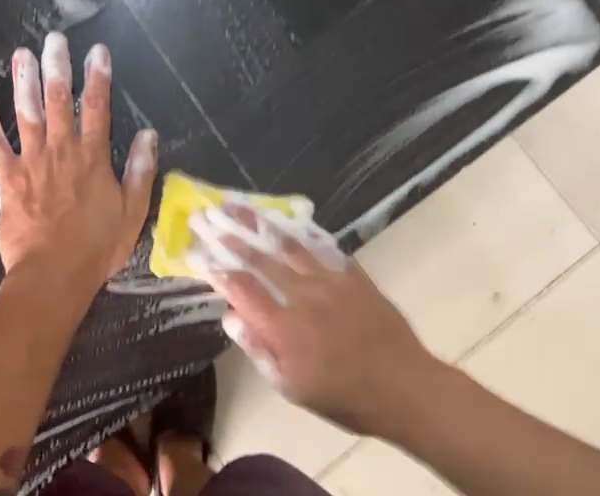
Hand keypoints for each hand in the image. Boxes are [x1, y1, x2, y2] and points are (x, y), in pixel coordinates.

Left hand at [0, 33, 157, 296]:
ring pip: (27, 114)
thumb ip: (141, 171)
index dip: (98, 76)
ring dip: (24, 82)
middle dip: (57, 66)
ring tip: (21, 55)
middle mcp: (62, 150)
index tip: (97, 50)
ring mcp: (33, 162)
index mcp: (93, 157)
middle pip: (59, 100)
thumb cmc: (97, 247)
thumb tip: (149, 134)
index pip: (98, 107)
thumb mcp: (133, 212)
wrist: (54, 276)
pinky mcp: (9, 179)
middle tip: (54, 38)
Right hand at [192, 205, 434, 436]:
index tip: (194, 248)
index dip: (215, 266)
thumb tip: (229, 316)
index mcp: (284, 326)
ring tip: (235, 203)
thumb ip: (259, 349)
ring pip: (286, 243)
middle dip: (227, 233)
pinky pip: (319, 243)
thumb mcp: (293, 388)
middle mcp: (302, 294)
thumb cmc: (345, 396)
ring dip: (257, 221)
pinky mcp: (350, 272)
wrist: (405, 386)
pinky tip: (284, 217)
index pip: (240, 287)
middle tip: (204, 214)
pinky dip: (298, 228)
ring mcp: (328, 278)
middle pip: (258, 257)